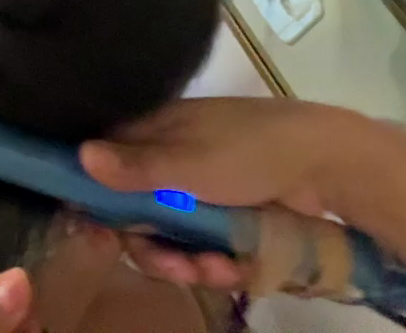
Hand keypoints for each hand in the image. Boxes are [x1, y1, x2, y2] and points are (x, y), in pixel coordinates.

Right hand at [79, 97, 374, 290]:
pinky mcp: (229, 214)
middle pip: (138, 213)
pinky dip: (219, 261)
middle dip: (155, 248)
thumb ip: (134, 167)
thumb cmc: (246, 151)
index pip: (105, 167)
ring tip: (217, 271)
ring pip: (175, 236)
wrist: (326, 161)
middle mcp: (169, 160)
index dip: (99, 201)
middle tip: (176, 268)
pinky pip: (208, 245)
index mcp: (151, 134)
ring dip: (190, 261)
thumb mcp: (186, 163)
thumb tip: (79, 155)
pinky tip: (237, 268)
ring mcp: (201, 189)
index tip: (102, 234)